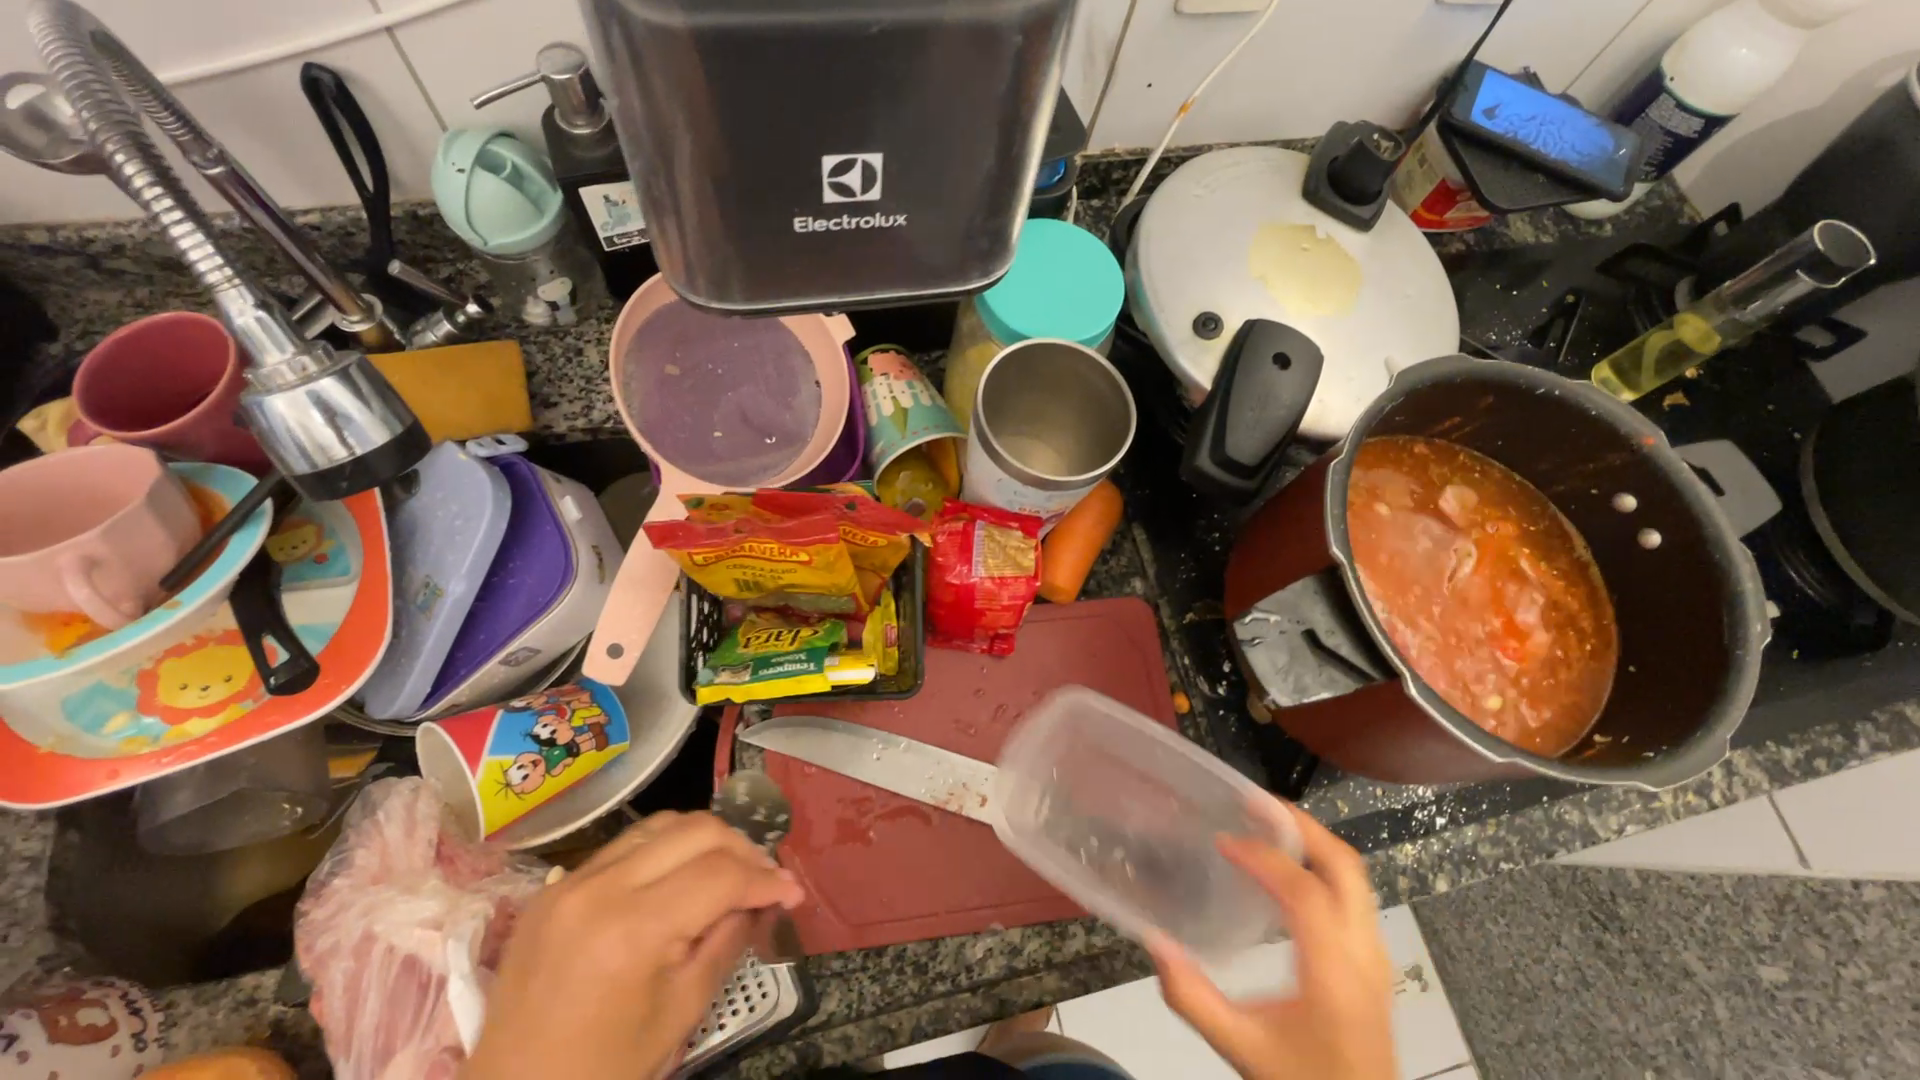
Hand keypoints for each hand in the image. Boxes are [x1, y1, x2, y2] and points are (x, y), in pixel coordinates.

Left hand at [464, 812, 805, 1079]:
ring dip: (705, 840)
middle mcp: (601, 887)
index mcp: (634, 929)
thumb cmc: (604, 1067)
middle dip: (742, 850)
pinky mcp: (554, 887)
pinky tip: (679, 877)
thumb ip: (726, 942)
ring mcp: (571, 881)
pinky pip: (624, 846)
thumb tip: (762, 900)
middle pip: (695, 831)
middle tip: (765, 881)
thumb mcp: (681, 1011)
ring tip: (728, 870)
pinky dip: (664, 850)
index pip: (721, 875)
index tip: (793, 893)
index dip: (766, 880)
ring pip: (660, 824)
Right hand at [1147, 799, 1394, 1079]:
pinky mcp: (1374, 962)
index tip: (1223, 840)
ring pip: (1356, 877)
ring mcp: (1376, 956)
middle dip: (1300, 826)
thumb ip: (1193, 999)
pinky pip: (1354, 894)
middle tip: (1254, 804)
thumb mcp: (1241, 1050)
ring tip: (1267, 824)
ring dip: (1313, 842)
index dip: (1264, 857)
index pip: (1305, 892)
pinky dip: (1321, 866)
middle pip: (1345, 867)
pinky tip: (1286, 870)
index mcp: (1333, 973)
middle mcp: (1365, 953)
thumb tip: (1154, 942)